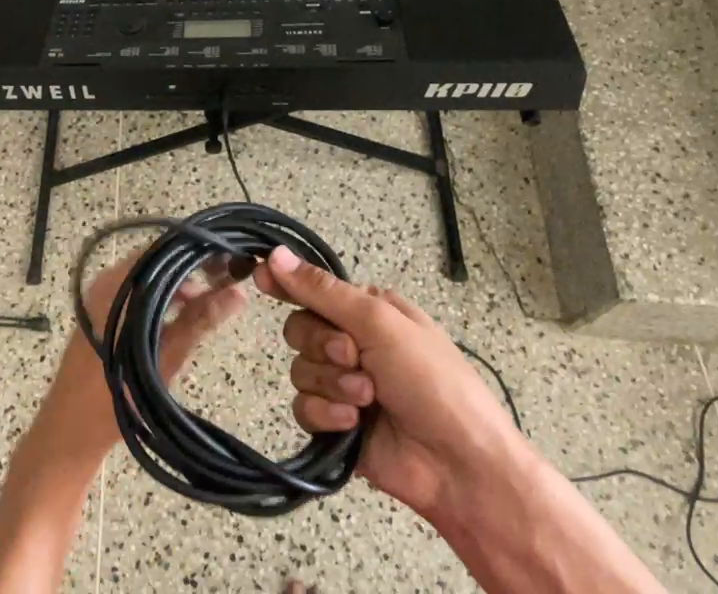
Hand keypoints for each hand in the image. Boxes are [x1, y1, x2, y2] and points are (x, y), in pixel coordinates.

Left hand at [30, 250, 248, 460]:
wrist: (70, 434)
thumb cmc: (116, 397)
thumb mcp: (165, 357)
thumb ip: (199, 321)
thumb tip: (237, 293)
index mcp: (115, 286)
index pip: (162, 249)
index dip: (198, 251)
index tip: (231, 259)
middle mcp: (106, 284)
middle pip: (157, 263)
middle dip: (193, 269)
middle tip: (229, 278)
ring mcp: (101, 300)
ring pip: (149, 280)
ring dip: (180, 286)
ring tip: (214, 297)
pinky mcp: (102, 317)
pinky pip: (139, 296)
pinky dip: (163, 299)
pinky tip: (187, 314)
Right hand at [253, 246, 521, 522]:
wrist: (459, 464)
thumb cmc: (432, 380)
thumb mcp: (380, 323)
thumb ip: (323, 292)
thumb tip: (274, 254)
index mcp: (369, 310)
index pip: (315, 289)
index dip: (286, 284)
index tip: (258, 278)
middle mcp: (353, 342)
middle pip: (300, 329)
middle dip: (322, 345)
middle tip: (353, 357)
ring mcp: (343, 384)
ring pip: (300, 370)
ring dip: (332, 384)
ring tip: (367, 399)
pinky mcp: (335, 423)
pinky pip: (303, 407)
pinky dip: (326, 414)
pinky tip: (352, 424)